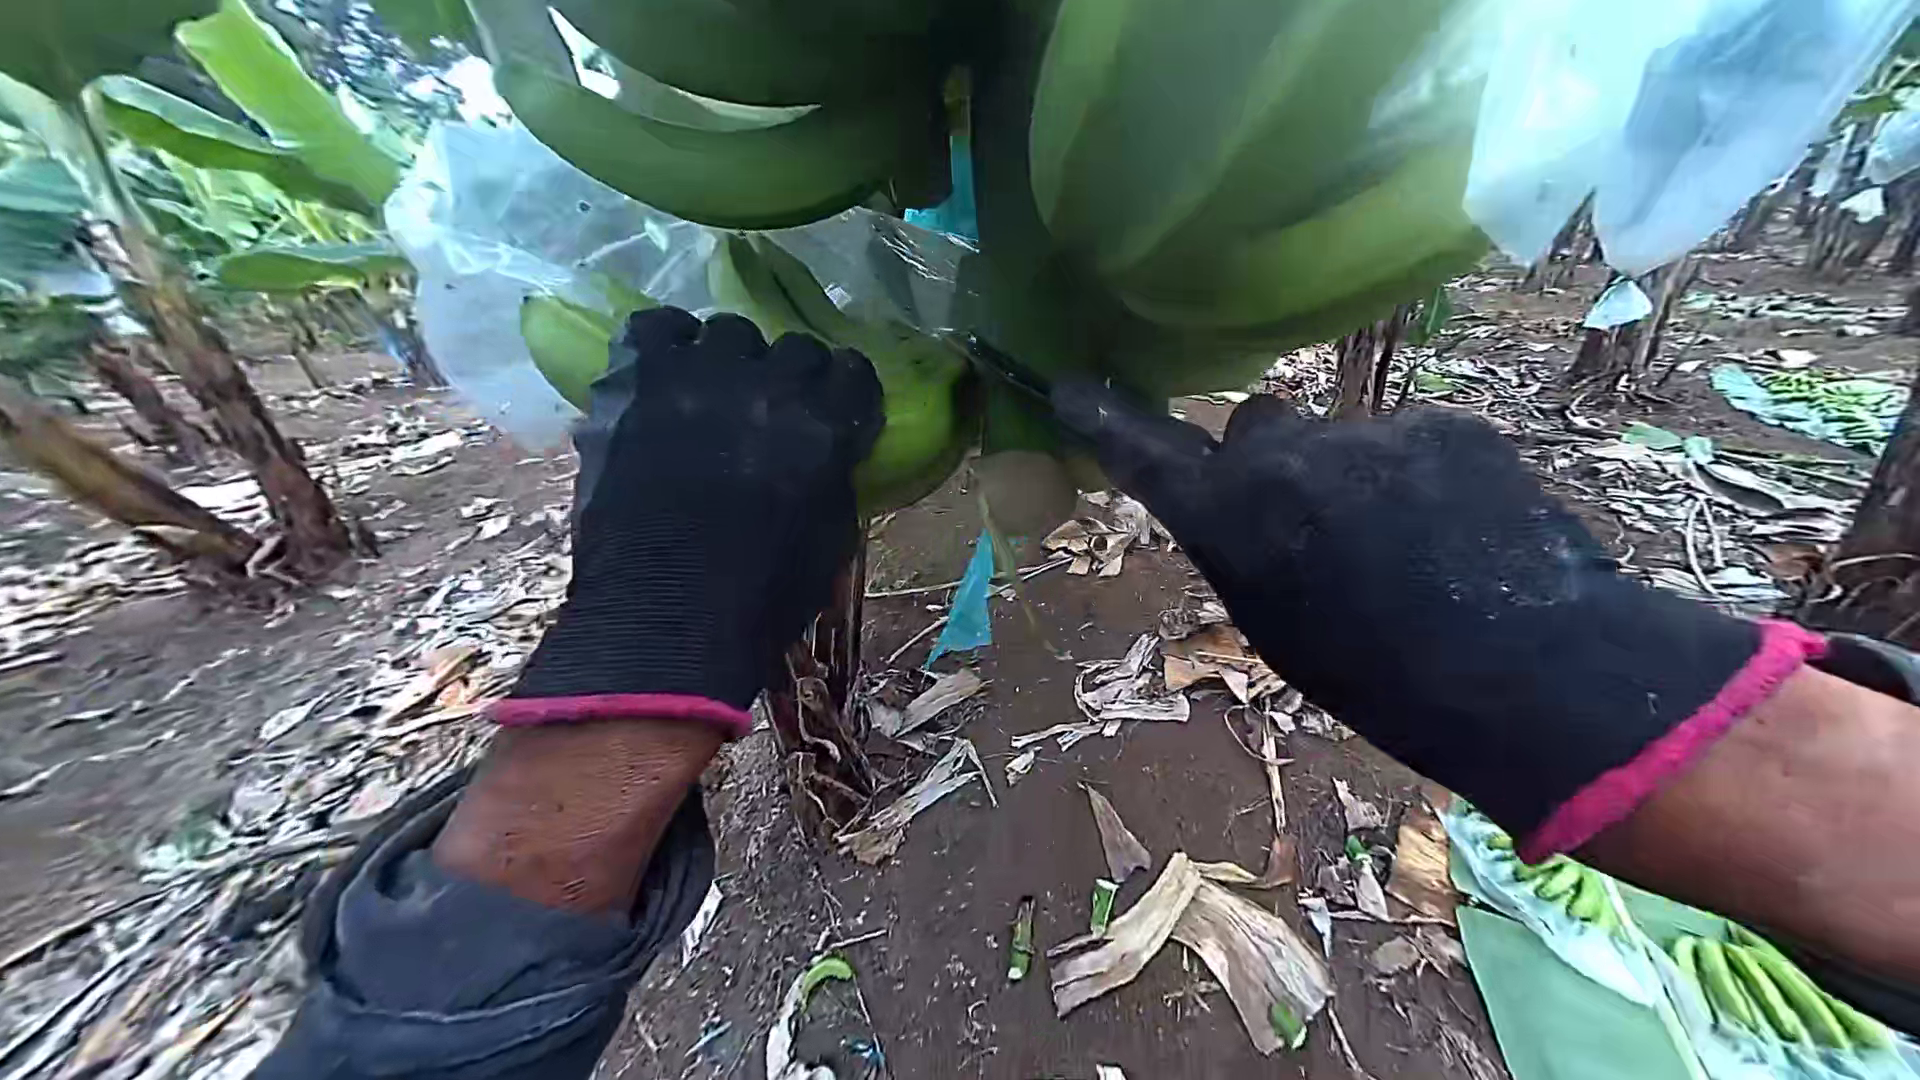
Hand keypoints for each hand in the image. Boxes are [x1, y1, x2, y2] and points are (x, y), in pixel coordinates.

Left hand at [502, 307, 883, 723]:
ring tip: (720, 393)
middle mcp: (766, 388)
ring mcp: (695, 380)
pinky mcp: (634, 386)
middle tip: (779, 411)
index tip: (839, 408)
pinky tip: (669, 377)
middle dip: (795, 378)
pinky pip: (653, 331)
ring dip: (735, 362)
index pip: (852, 371)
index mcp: (824, 426)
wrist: (668, 620)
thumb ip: (834, 471)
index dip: (847, 391)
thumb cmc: (765, 592)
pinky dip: (667, 347)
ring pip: (728, 333)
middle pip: (795, 348)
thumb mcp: (832, 532)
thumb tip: (826, 448)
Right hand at [1055, 383, 1824, 857]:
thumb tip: (1235, 502)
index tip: (1070, 388)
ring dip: (1347, 470)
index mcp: (1226, 519)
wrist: (1528, 679)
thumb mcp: (1268, 614)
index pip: (1144, 454)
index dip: (1104, 421)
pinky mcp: (1442, 423)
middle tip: (1312, 514)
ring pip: (1333, 435)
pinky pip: (1403, 436)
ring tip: (1401, 536)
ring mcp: (1362, 432)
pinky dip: (1415, 471)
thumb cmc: (1370, 674)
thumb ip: (1236, 539)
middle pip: (1254, 424)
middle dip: (1270, 457)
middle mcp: (1278, 460)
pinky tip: (1453, 525)